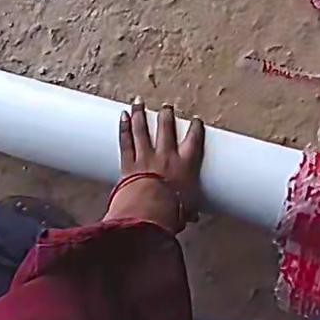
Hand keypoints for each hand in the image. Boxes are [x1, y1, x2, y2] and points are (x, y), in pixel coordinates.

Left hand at [106, 100, 204, 232]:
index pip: (193, 140)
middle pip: (166, 128)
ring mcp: (145, 157)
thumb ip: (188, 209)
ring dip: (140, 114)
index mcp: (185, 165)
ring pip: (142, 130)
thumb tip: (192, 217)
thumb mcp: (186, 209)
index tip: (196, 121)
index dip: (195, 128)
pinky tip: (123, 116)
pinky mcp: (128, 164)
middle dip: (166, 115)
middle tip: (166, 107)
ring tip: (138, 103)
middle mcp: (166, 156)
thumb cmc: (170, 212)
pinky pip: (126, 142)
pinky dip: (124, 128)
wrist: (149, 211)